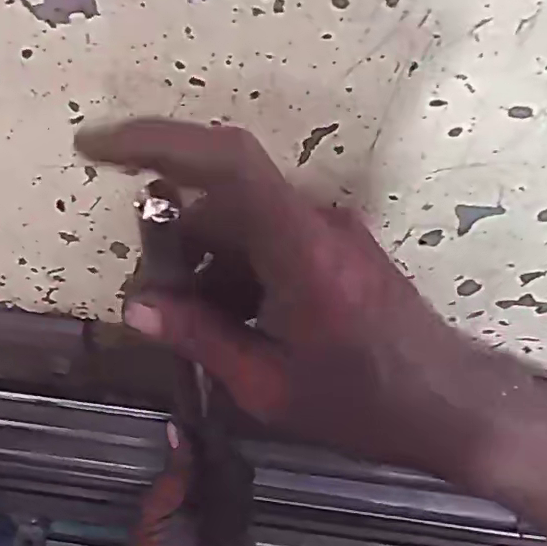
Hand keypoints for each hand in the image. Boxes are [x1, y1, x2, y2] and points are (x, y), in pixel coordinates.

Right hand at [75, 118, 540, 483]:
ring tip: (198, 329)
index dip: (154, 140)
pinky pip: (269, 240)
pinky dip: (237, 272)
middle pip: (221, 203)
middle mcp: (316, 222)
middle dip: (174, 246)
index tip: (97, 147)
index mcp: (301, 250)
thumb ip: (201, 340)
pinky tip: (235, 323)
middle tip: (154, 306)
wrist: (449, 405)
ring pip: (241, 224)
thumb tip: (138, 310)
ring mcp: (330, 231)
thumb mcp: (270, 386)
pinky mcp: (336, 247)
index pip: (225, 162)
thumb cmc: (366, 404)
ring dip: (206, 266)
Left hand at [118, 419, 253, 545]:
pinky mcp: (246, 541)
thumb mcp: (155, 516)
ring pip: (237, 480)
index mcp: (179, 494)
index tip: (202, 408)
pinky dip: (245, 490)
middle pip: (220, 464)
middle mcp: (205, 503)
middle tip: (216, 423)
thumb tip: (175, 428)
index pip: (195, 456)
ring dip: (230, 463)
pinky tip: (240, 473)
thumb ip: (174, 475)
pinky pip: (250, 508)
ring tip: (224, 445)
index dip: (199, 435)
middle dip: (218, 445)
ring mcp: (228, 520)